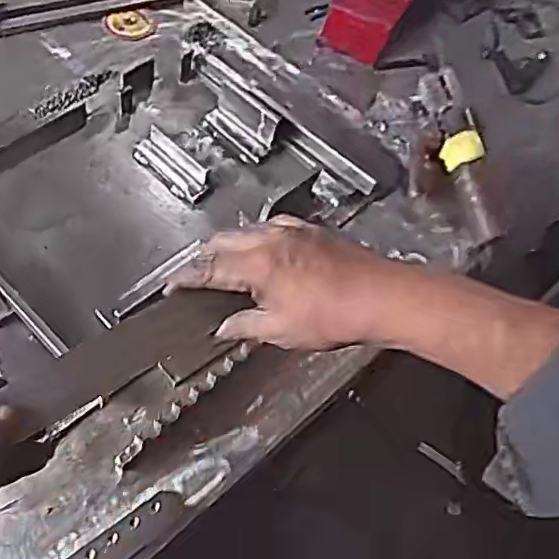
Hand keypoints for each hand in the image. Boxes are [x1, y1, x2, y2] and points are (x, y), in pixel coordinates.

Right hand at [168, 216, 408, 349]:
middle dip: (204, 256)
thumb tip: (226, 329)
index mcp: (259, 265)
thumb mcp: (280, 331)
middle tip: (194, 272)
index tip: (173, 283)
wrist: (384, 297)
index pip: (210, 269)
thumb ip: (245, 326)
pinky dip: (258, 238)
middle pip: (224, 241)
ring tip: (224, 260)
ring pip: (248, 231)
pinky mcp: (313, 233)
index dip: (187, 277)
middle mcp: (273, 241)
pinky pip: (275, 227)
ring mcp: (295, 233)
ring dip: (230, 245)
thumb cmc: (338, 314)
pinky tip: (264, 248)